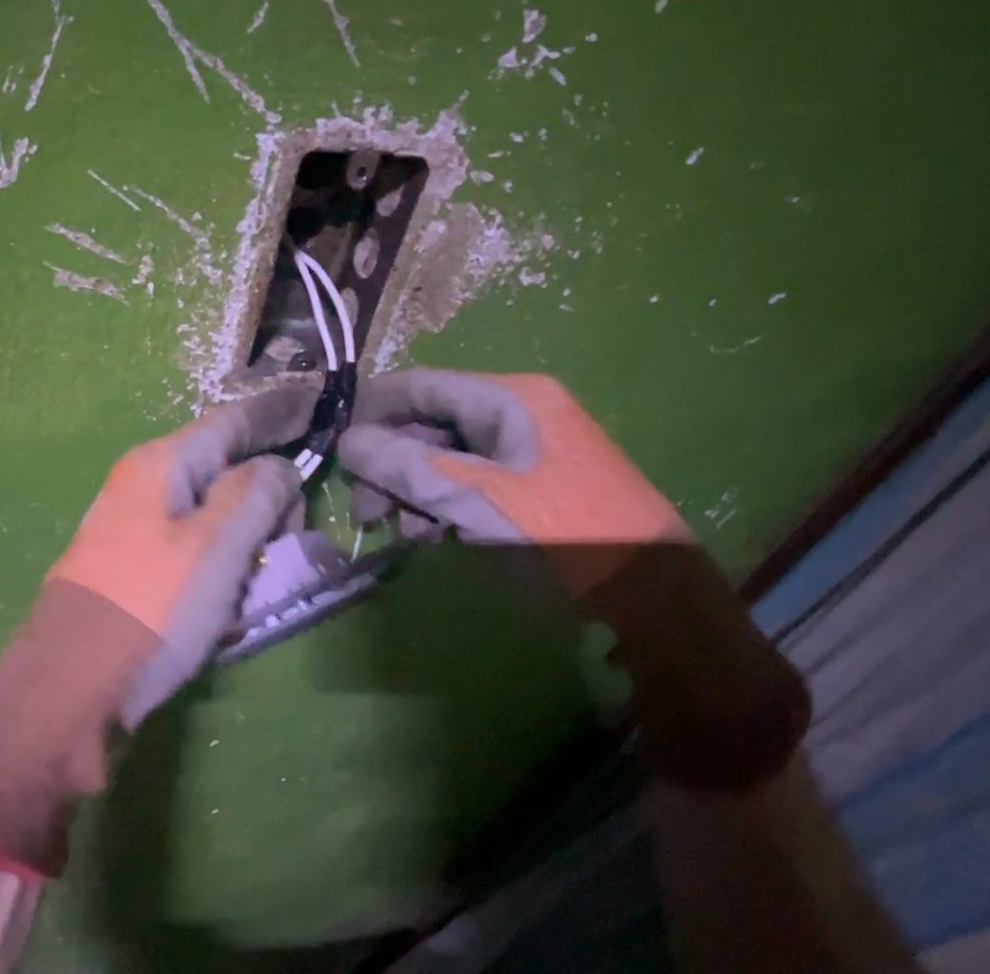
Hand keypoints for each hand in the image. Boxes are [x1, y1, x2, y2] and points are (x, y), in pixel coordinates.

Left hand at [50, 390, 310, 724]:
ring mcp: (131, 525)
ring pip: (206, 507)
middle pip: (219, 464)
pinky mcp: (129, 565)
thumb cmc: (151, 605)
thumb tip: (276, 466)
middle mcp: (141, 483)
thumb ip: (253, 493)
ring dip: (246, 523)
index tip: (317, 403)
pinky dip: (221, 552)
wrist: (71, 682)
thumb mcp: (215, 545)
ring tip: (276, 550)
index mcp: (160, 463)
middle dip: (266, 483)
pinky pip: (189, 542)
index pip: (230, 420)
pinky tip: (236, 579)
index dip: (277, 412)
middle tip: (300, 518)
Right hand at [338, 369, 808, 791]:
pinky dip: (441, 505)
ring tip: (400, 533)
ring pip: (444, 455)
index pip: (419, 384)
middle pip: (429, 421)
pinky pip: (469, 482)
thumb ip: (407, 466)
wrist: (656, 605)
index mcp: (509, 398)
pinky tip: (431, 537)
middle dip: (390, 463)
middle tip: (368, 514)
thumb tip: (347, 440)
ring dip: (412, 490)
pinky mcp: (533, 487)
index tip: (332, 452)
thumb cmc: (565, 540)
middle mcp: (517, 413)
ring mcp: (527, 450)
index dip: (370, 413)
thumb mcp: (476, 500)